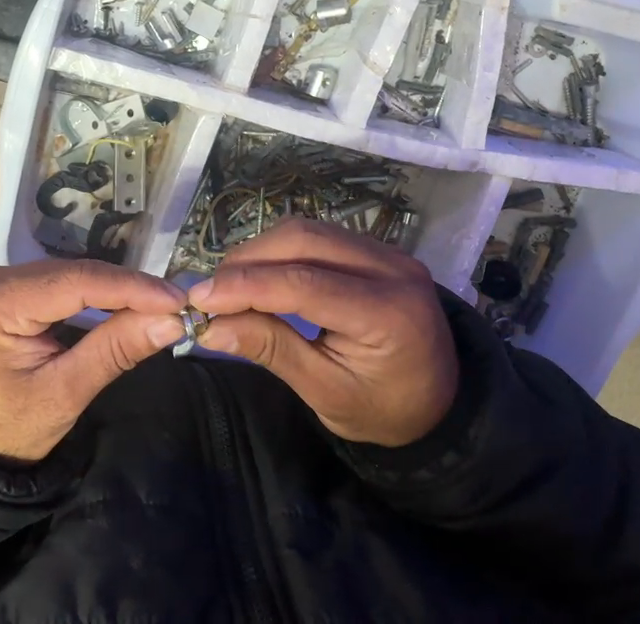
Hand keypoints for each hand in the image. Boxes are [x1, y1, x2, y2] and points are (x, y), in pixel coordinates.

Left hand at [0, 258, 187, 460]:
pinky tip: (124, 304)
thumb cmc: (6, 426)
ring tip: (159, 306)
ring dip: (115, 289)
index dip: (132, 287)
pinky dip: (93, 294)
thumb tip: (170, 320)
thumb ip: (114, 350)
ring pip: (70, 273)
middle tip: (176, 306)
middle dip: (128, 288)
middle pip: (74, 273)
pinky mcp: (6, 287)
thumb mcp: (64, 393)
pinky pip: (58, 282)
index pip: (76, 281)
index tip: (178, 299)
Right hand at [188, 219, 458, 446]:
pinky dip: (280, 250)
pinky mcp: (376, 248)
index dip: (246, 286)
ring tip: (229, 284)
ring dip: (260, 252)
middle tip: (210, 292)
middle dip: (248, 261)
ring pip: (307, 230)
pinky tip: (259, 274)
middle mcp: (393, 270)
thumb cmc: (383, 408)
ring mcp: (387, 253)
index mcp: (389, 314)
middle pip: (304, 241)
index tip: (199, 299)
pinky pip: (319, 235)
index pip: (304, 284)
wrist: (440, 402)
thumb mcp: (326, 392)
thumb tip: (210, 327)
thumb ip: (271, 349)